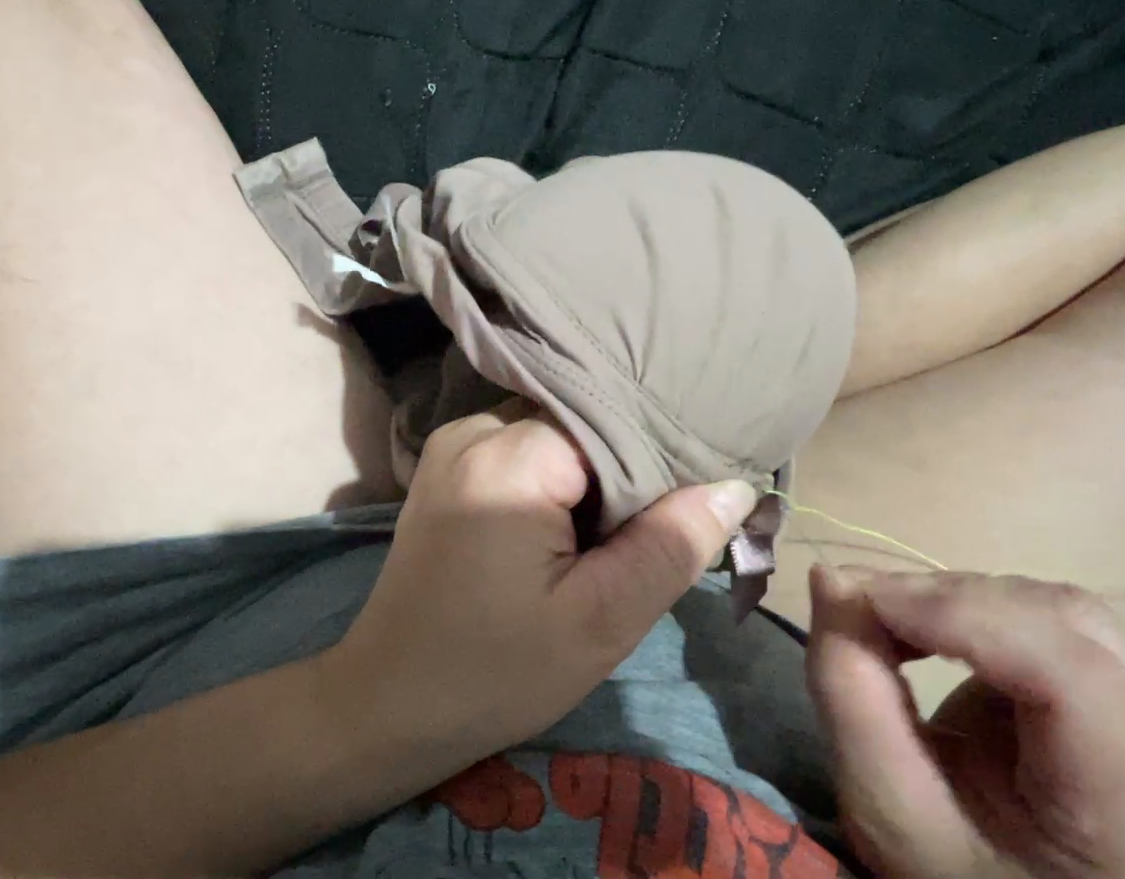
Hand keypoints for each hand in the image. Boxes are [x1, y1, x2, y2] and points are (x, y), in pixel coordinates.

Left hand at [325, 404, 759, 759]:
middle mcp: (473, 429)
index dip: (662, 464)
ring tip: (612, 539)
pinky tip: (570, 532)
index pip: (615, 422)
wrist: (390, 701)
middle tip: (657, 533)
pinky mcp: (446, 468)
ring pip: (557, 438)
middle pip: (583, 424)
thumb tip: (735, 485)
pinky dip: (557, 485)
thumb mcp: (600, 620)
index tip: (692, 509)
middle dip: (627, 474)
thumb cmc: (494, 671)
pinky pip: (523, 453)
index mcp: (507, 455)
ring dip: (592, 482)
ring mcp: (452, 445)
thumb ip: (671, 546)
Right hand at [806, 567, 1124, 878]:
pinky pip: (1066, 632)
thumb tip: (829, 577)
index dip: (959, 615)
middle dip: (949, 600)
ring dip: (965, 603)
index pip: (1069, 671)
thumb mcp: (890, 815)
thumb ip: (851, 696)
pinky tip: (938, 643)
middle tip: (859, 608)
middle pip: (1070, 625)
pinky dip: (986, 620)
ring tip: (891, 623)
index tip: (858, 599)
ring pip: (1068, 615)